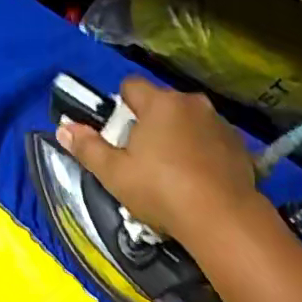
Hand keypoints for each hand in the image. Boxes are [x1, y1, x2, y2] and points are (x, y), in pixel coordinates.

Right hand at [56, 76, 267, 253]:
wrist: (218, 215)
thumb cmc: (159, 191)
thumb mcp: (114, 175)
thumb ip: (88, 149)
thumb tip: (64, 129)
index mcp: (159, 104)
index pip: (131, 86)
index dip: (120, 106)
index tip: (117, 133)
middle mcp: (191, 102)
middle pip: (162, 105)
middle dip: (149, 125)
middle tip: (140, 161)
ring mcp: (219, 121)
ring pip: (189, 123)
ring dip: (178, 139)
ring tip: (171, 175)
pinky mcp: (237, 144)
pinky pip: (211, 142)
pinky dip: (201, 154)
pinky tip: (196, 182)